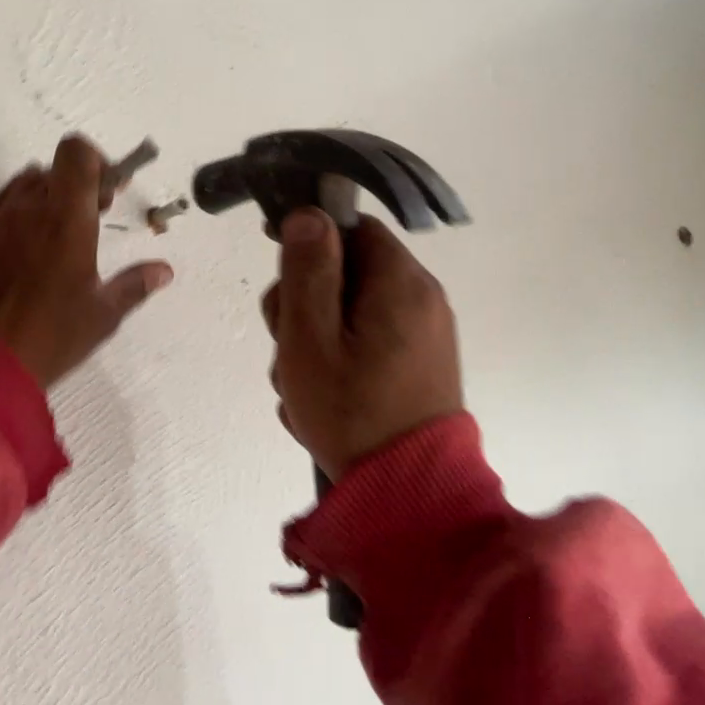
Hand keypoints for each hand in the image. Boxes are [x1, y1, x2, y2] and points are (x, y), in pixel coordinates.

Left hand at [0, 135, 174, 387]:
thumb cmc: (51, 336)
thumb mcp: (102, 315)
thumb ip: (134, 285)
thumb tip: (163, 271)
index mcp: (64, 218)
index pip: (76, 153)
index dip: (96, 162)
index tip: (108, 193)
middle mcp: (26, 210)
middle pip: (52, 170)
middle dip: (76, 185)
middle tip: (91, 219)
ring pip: (22, 187)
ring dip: (45, 198)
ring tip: (56, 238)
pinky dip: (17, 217)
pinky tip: (24, 254)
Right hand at [263, 209, 462, 479]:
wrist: (406, 491)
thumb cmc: (349, 409)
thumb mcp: (310, 337)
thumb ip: (307, 272)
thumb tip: (307, 214)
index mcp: (399, 283)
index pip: (350, 228)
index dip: (309, 245)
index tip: (282, 282)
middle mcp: (420, 299)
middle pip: (346, 272)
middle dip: (303, 303)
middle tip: (287, 347)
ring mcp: (422, 335)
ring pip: (348, 313)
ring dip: (312, 340)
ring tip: (301, 384)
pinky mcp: (416, 366)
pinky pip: (363, 344)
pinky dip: (335, 362)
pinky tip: (320, 398)